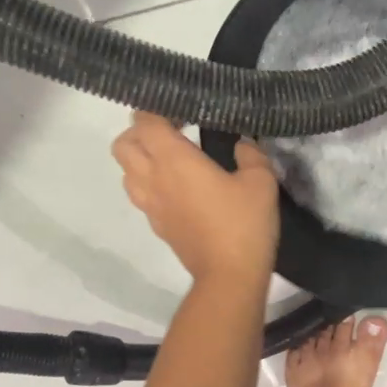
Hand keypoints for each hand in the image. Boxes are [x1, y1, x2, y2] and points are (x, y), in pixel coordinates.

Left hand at [113, 112, 279, 285]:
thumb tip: (243, 144)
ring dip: (141, 161)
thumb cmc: (244, 225)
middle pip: (124, 144)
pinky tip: (178, 192)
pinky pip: (141, 197)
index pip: (145, 120)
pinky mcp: (158, 227)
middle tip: (172, 136)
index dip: (159, 110)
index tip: (185, 114)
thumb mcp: (261, 182)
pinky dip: (151, 187)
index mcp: (173, 159)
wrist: (229, 277)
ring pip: (127, 171)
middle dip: (142, 133)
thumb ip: (251, 155)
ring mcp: (151, 205)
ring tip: (171, 163)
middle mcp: (153, 178)